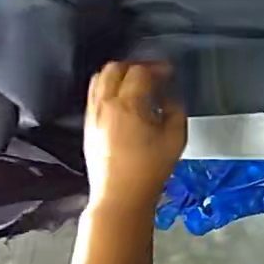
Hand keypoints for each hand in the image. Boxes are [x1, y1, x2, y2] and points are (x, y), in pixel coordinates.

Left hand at [83, 61, 186, 212]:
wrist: (120, 197)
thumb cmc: (149, 170)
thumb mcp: (175, 138)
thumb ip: (175, 109)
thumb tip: (169, 97)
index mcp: (127, 105)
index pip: (140, 71)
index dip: (157, 68)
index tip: (169, 72)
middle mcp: (105, 105)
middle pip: (115, 68)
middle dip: (136, 66)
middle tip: (153, 75)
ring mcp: (93, 115)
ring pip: (99, 78)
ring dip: (119, 75)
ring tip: (137, 85)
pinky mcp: (88, 126)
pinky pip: (95, 95)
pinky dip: (109, 89)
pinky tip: (125, 102)